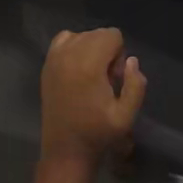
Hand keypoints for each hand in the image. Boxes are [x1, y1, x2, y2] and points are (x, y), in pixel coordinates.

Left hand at [39, 28, 147, 163]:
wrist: (65, 149)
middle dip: (107, 52)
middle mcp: (69, 52)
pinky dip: (74, 47)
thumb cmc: (97, 133)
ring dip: (91, 49)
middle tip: (105, 81)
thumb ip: (135, 85)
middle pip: (97, 33)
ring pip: (82, 35)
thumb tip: (131, 60)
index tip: (115, 78)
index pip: (112, 34)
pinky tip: (77, 69)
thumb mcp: (126, 117)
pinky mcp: (47, 62)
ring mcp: (55, 55)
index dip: (119, 55)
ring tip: (91, 77)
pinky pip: (65, 39)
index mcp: (89, 63)